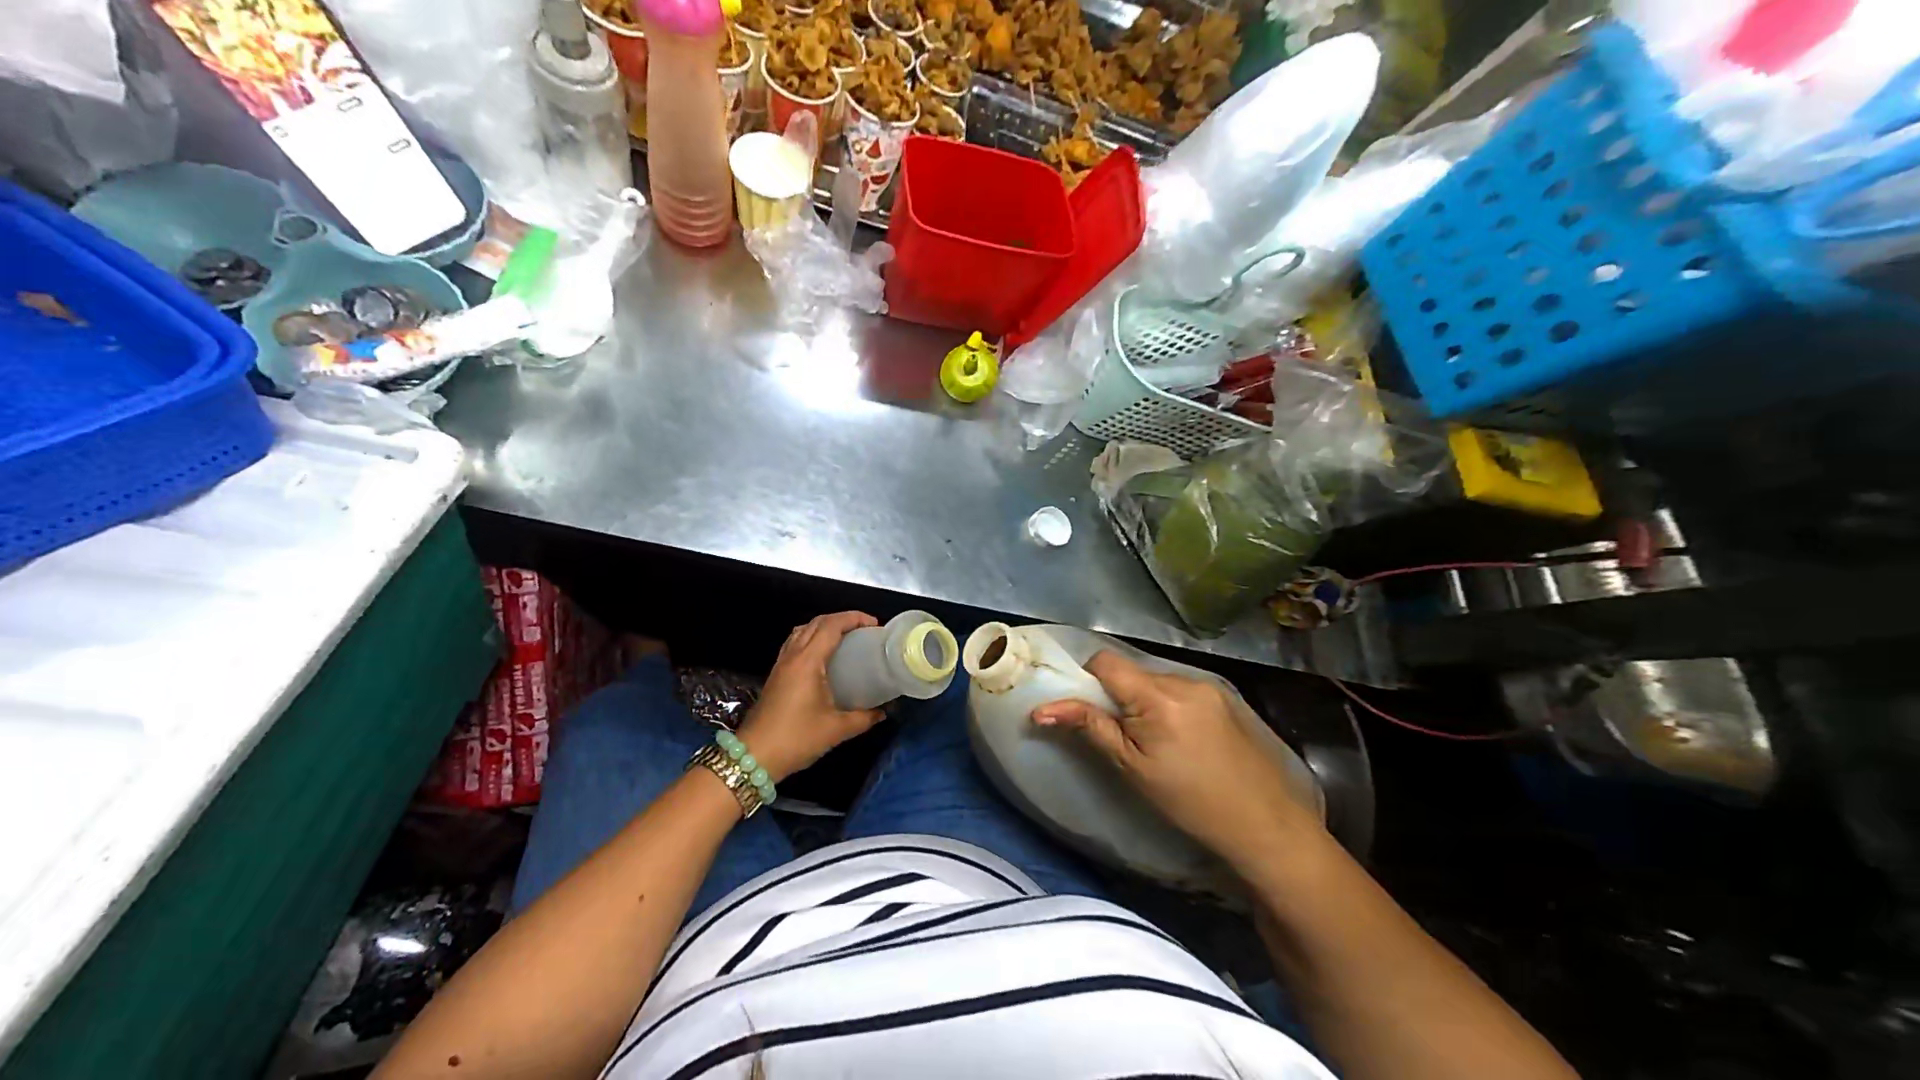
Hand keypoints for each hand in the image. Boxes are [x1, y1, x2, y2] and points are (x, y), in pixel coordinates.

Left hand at [736, 612, 885, 782]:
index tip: (874, 625)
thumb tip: (882, 711)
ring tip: (845, 638)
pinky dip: (812, 639)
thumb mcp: (836, 730)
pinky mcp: (776, 675)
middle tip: (864, 630)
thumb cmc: (796, 739)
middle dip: (842, 619)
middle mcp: (792, 657)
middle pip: (816, 623)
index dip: (854, 618)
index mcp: (807, 662)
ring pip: (802, 631)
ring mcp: (781, 665)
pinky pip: (795, 644)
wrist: (754, 756)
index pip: (831, 626)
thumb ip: (864, 718)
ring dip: (824, 627)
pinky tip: (824, 657)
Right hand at [1032, 651, 1322, 874]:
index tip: (1087, 710)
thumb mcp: (1132, 768)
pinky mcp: (1225, 697)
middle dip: (1117, 694)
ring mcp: (1209, 686)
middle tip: (1120, 734)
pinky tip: (1180, 739)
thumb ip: (1089, 728)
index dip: (1087, 678)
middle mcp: (1184, 680)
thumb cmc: (1189, 802)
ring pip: (1155, 679)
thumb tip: (1040, 710)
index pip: (1105, 661)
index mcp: (1158, 696)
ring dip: (1143, 699)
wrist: (1265, 824)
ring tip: (1153, 741)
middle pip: (1131, 670)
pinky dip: (1167, 705)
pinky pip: (1180, 688)